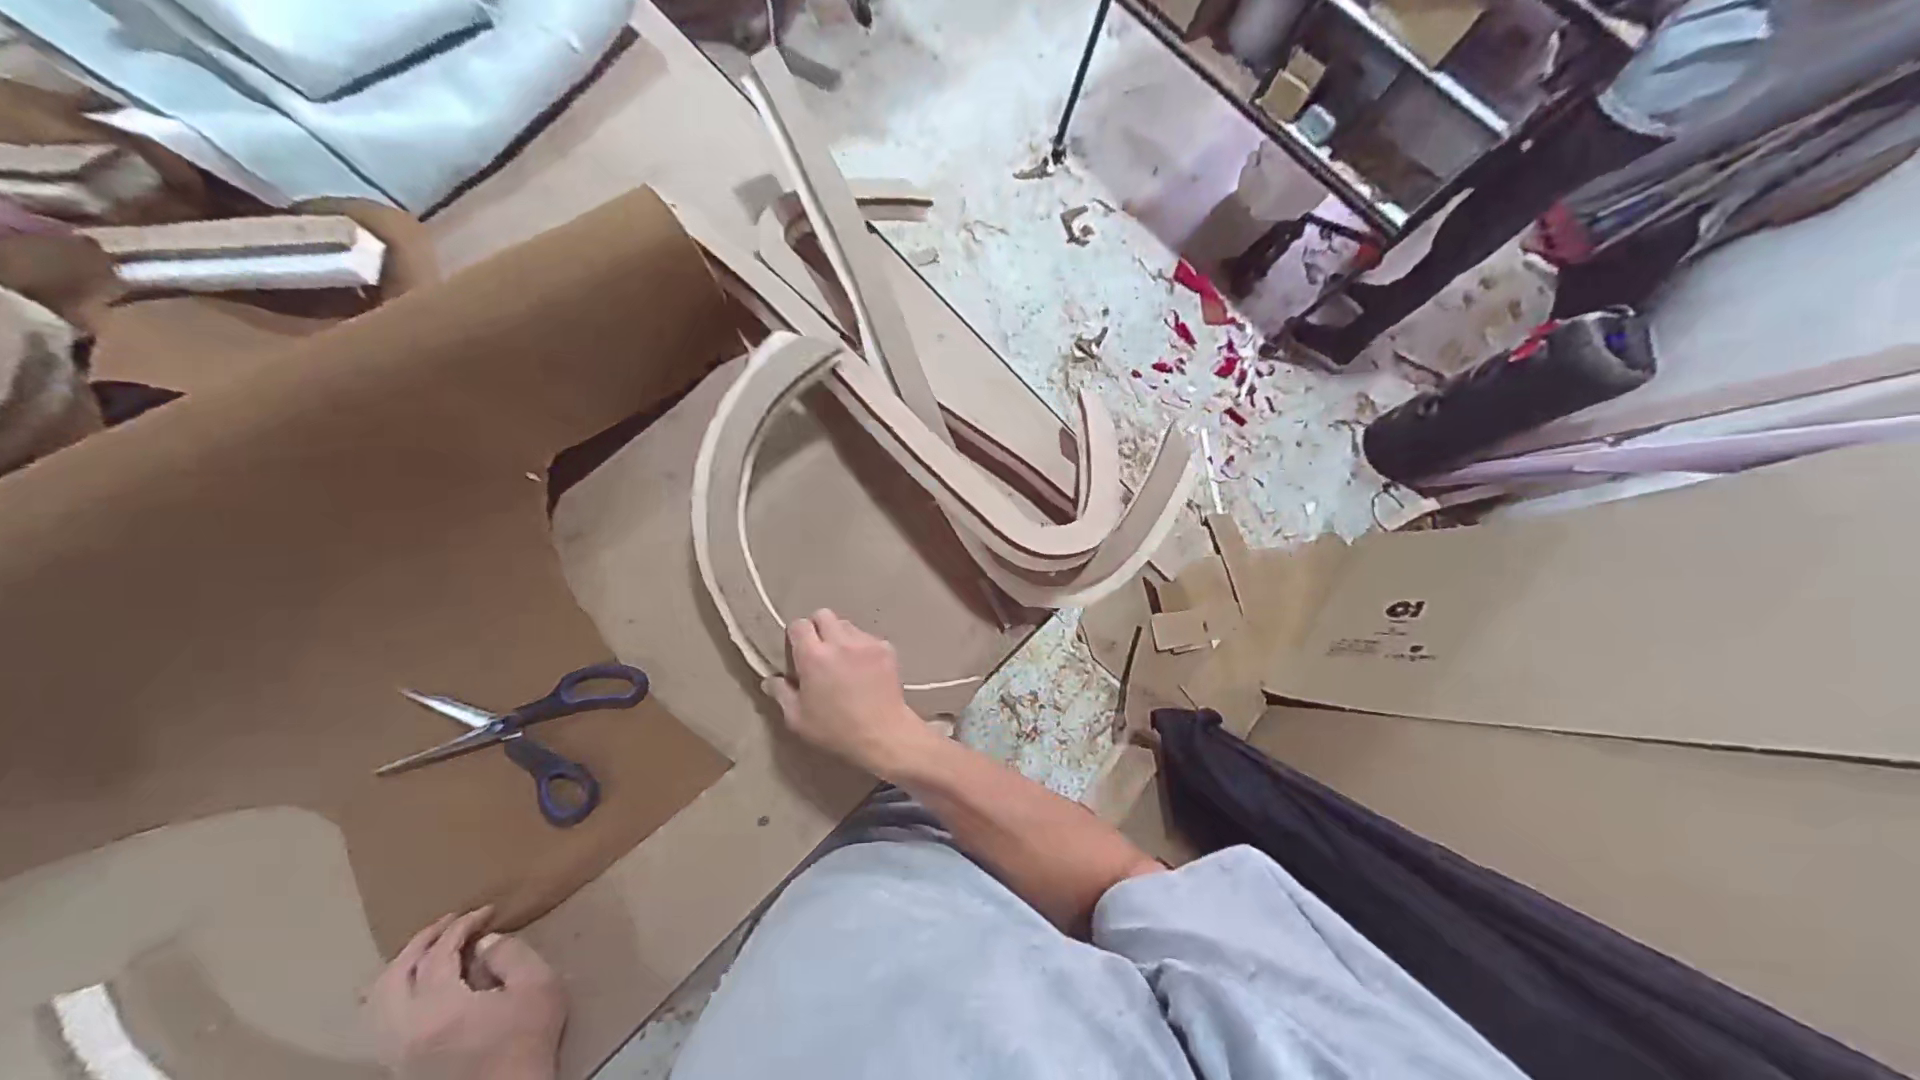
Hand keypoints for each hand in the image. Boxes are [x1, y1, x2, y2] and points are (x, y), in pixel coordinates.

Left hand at [366, 908, 566, 1079]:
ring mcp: (397, 1052)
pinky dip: (391, 994)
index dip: (462, 926)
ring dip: (400, 966)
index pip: (438, 955)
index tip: (486, 912)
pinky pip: (379, 1022)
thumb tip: (484, 943)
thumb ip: (512, 955)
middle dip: (422, 940)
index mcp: (439, 1008)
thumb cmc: (528, 1039)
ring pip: (376, 1001)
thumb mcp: (538, 985)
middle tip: (451, 921)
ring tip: (427, 948)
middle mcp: (405, 1030)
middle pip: (394, 975)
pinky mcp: (399, 1066)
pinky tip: (411, 986)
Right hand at [763, 609, 937, 777]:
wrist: (883, 734)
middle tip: (819, 650)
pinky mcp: (886, 648)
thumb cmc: (836, 730)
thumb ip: (781, 694)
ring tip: (843, 660)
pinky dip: (861, 647)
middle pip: (823, 615)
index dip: (796, 635)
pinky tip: (863, 668)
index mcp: (813, 656)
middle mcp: (839, 642)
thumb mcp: (798, 719)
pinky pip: (867, 638)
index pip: (799, 625)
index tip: (797, 650)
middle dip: (817, 627)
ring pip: (847, 625)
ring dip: (840, 636)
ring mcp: (865, 643)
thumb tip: (769, 680)